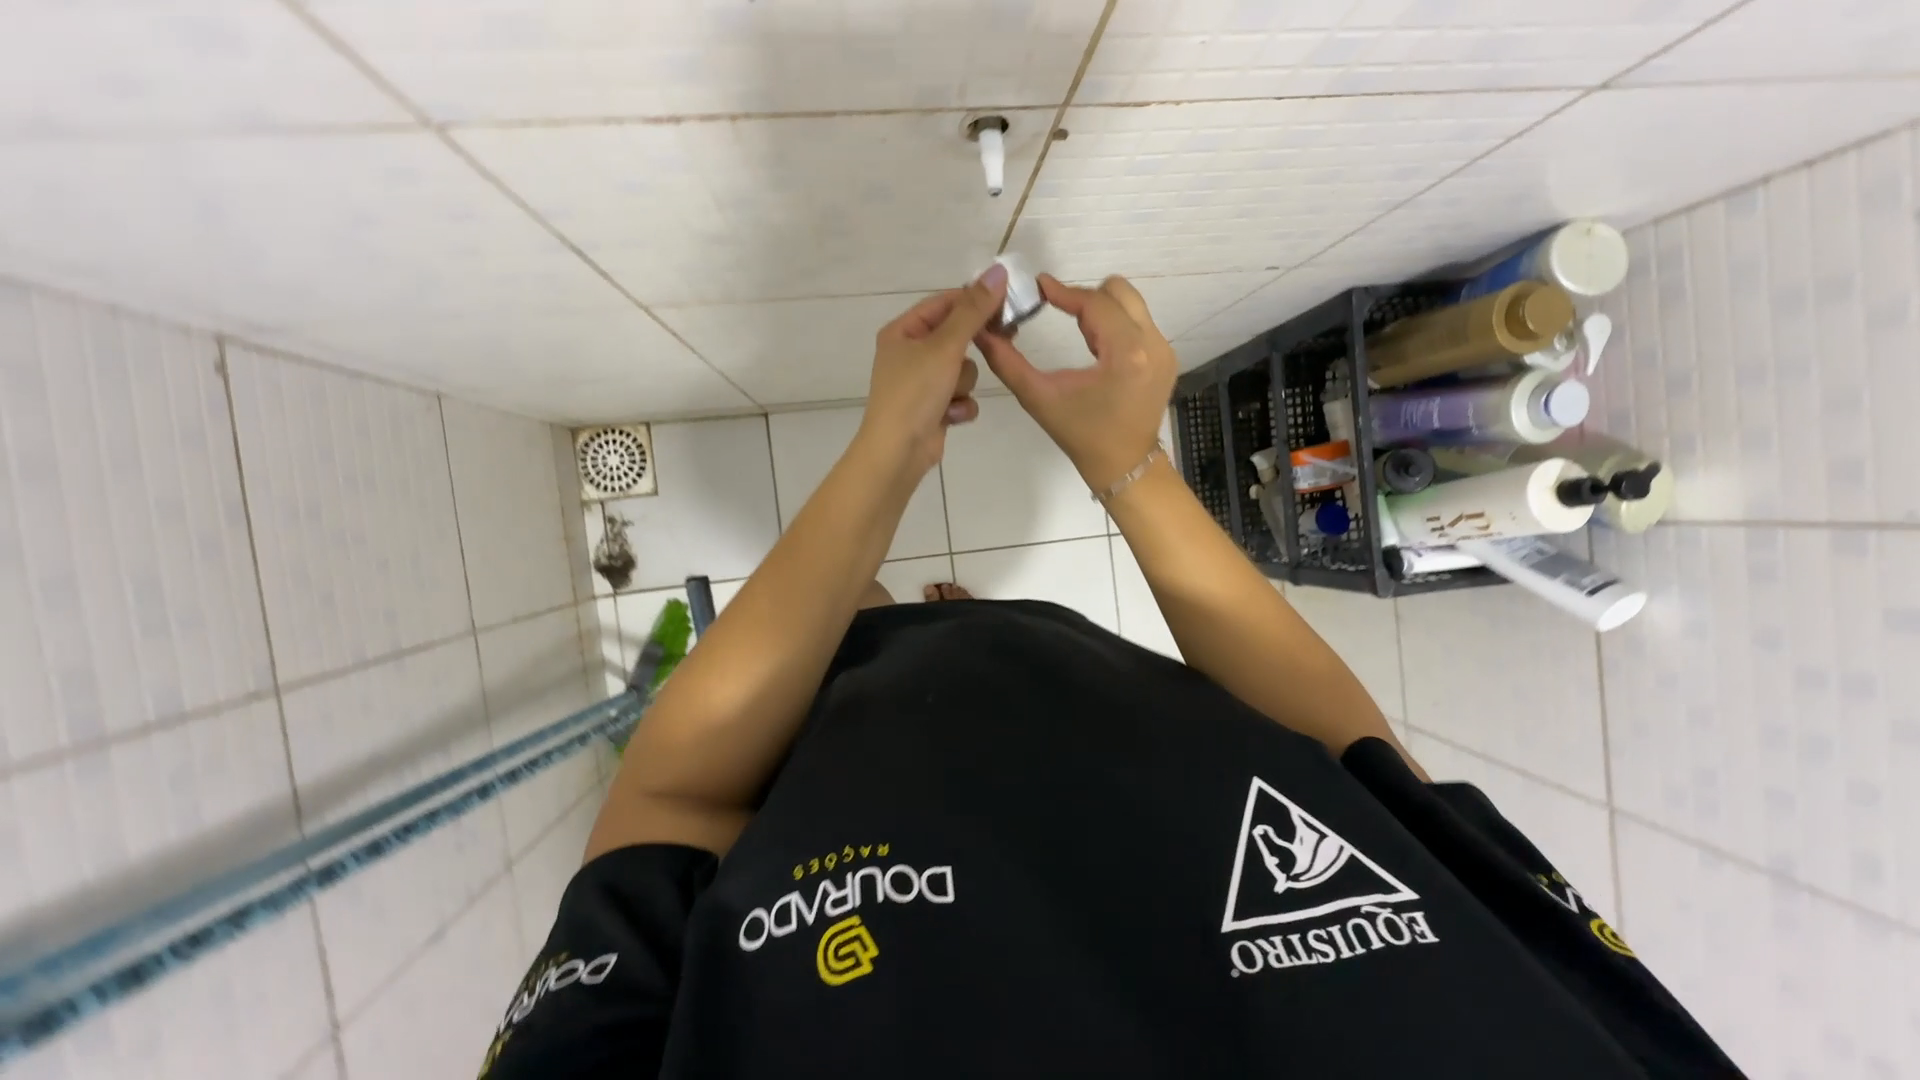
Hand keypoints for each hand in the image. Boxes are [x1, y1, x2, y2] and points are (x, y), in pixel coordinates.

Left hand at [858, 265, 1006, 474]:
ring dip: (963, 383)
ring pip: (963, 369)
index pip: (944, 303)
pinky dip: (960, 405)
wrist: (898, 451)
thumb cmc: (915, 393)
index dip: (974, 301)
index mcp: (902, 331)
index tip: (1006, 302)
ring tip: (950, 395)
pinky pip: (961, 395)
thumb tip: (997, 273)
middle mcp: (910, 353)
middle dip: (971, 349)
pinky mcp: (934, 407)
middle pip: (957, 336)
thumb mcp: (945, 347)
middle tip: (1003, 339)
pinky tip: (949, 416)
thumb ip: (973, 311)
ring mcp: (922, 382)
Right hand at [974, 274, 1176, 489]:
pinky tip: (1096, 348)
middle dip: (1085, 297)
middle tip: (1058, 310)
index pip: (1093, 303)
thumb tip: (982, 331)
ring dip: (1101, 310)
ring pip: (1131, 304)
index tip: (1038, 287)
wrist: (1124, 465)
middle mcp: (1152, 344)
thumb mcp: (1040, 398)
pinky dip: (1115, 326)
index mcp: (1126, 353)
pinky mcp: (1166, 357)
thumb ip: (1008, 362)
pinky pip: (1139, 324)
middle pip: (1118, 292)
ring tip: (1076, 330)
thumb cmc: (1080, 435)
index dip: (1063, 292)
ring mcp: (1164, 349)